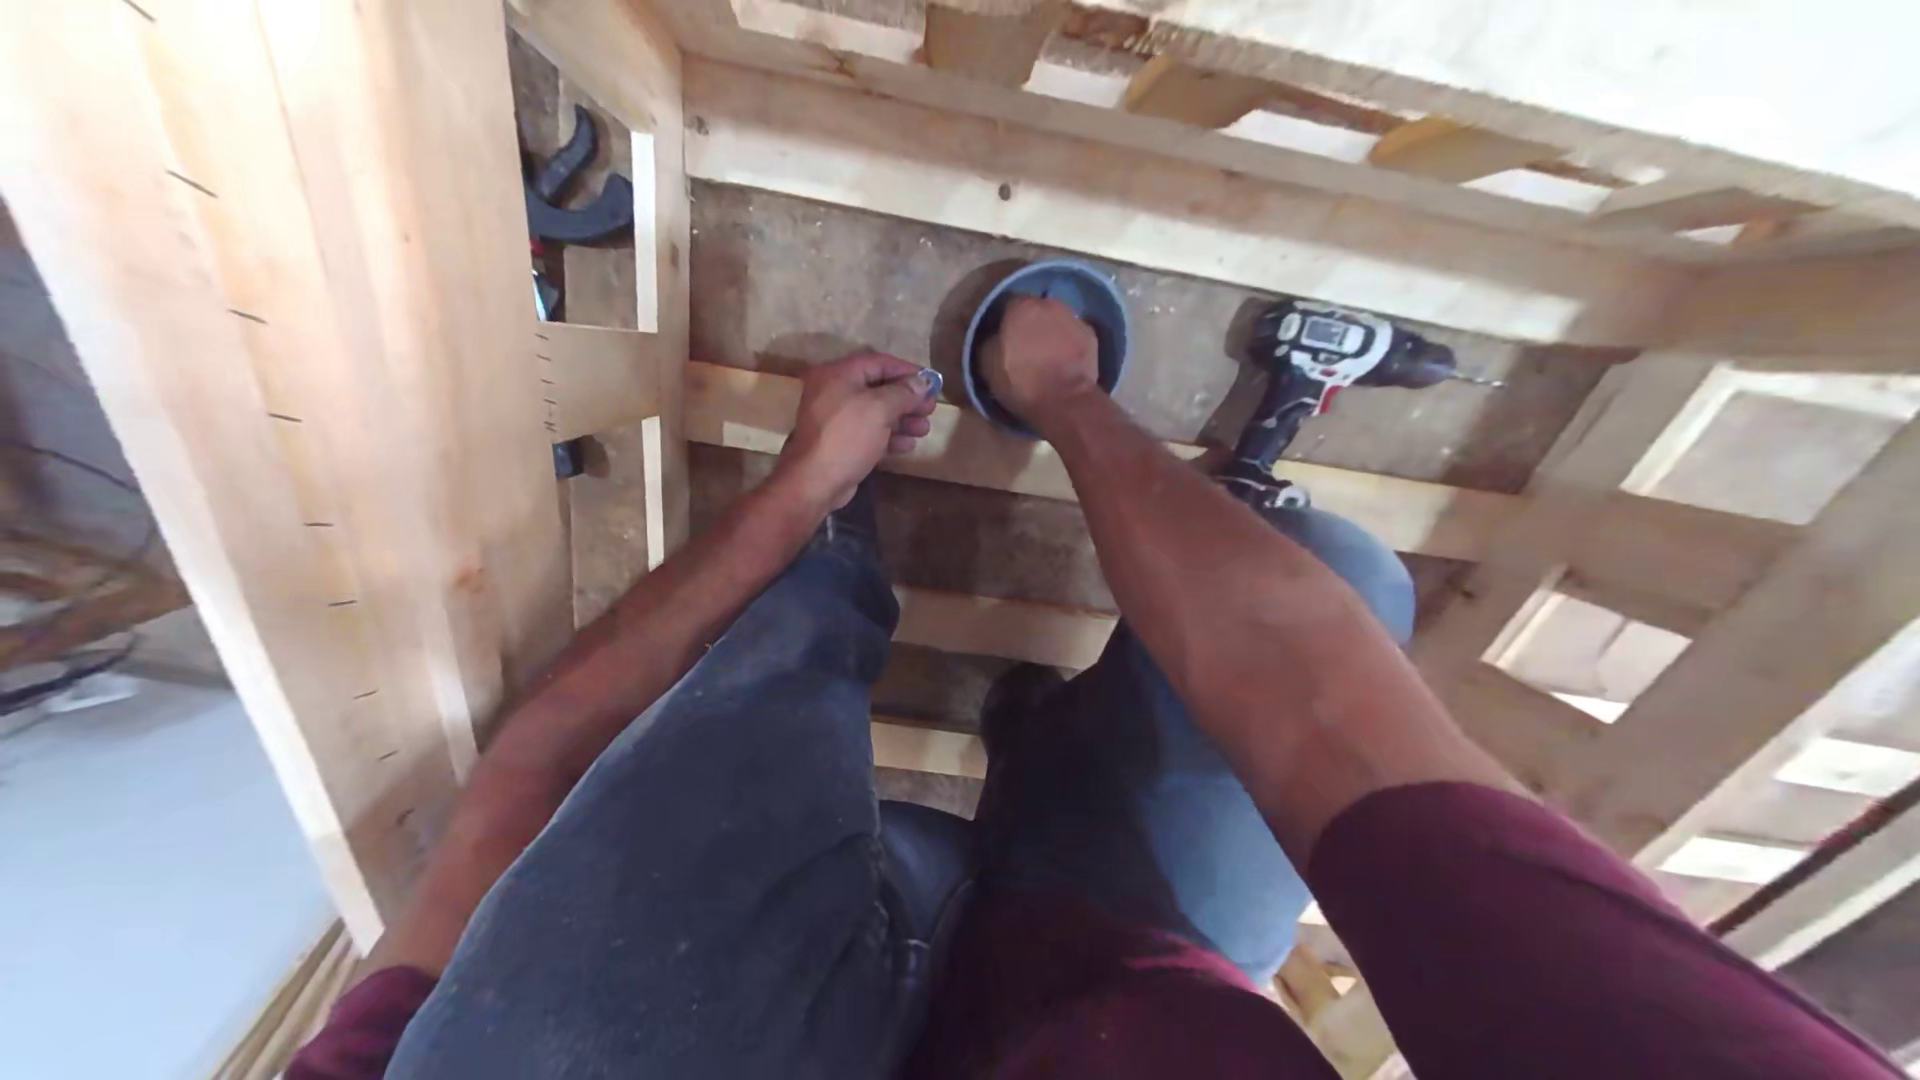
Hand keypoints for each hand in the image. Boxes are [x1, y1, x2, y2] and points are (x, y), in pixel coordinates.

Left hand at [773, 351, 938, 510]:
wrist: (815, 482)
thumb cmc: (847, 437)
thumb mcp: (879, 409)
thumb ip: (904, 393)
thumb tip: (923, 382)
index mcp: (837, 375)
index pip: (878, 363)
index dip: (907, 371)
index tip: (930, 382)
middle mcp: (834, 392)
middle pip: (878, 388)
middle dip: (907, 399)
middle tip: (930, 409)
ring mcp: (837, 419)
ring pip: (876, 413)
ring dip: (903, 420)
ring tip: (924, 429)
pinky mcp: (841, 442)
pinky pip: (869, 433)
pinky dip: (889, 436)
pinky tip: (908, 445)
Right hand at [981, 296, 1099, 427]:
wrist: (1065, 401)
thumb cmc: (1021, 382)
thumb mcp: (987, 365)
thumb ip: (988, 343)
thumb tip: (994, 337)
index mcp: (1021, 307)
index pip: (1007, 305)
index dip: (1004, 322)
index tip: (1003, 339)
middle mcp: (1049, 304)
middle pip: (1035, 310)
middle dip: (1030, 325)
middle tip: (1024, 348)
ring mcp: (1074, 318)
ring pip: (1056, 321)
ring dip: (1050, 333)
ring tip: (1046, 357)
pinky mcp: (1091, 336)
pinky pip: (1073, 336)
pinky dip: (1068, 345)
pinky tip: (1064, 362)